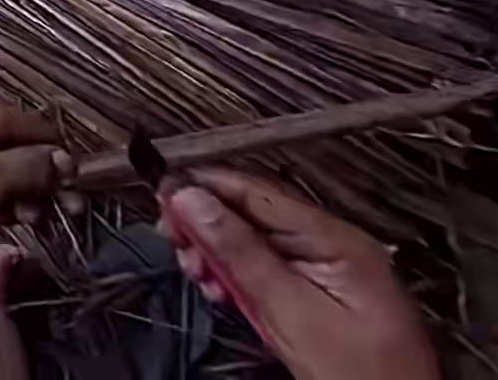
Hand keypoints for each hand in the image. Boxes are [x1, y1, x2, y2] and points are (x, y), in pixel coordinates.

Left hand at [0, 102, 70, 223]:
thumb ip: (34, 168)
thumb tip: (69, 160)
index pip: (50, 135)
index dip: (64, 168)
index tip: (69, 202)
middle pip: (29, 154)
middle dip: (37, 189)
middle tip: (33, 218)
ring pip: (6, 169)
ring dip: (13, 198)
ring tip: (0, 216)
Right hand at [159, 168, 438, 379]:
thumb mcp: (290, 311)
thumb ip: (238, 250)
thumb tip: (189, 197)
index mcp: (335, 239)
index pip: (250, 189)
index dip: (200, 186)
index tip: (162, 195)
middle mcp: (329, 242)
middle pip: (244, 209)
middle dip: (202, 223)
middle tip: (174, 237)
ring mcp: (320, 263)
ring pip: (244, 234)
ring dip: (211, 249)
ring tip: (197, 271)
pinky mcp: (309, 285)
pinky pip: (255, 259)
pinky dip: (228, 269)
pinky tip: (218, 285)